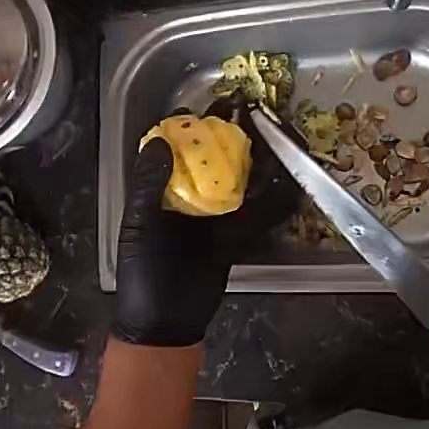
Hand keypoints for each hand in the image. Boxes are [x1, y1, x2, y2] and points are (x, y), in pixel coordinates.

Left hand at [113, 103, 298, 346]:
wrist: (165, 322)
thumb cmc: (144, 274)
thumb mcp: (140, 228)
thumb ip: (149, 186)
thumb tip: (161, 141)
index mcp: (160, 191)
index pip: (176, 150)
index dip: (192, 127)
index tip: (211, 107)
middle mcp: (188, 197)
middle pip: (211, 160)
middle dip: (230, 137)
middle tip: (252, 112)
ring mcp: (213, 216)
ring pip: (237, 180)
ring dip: (255, 160)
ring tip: (274, 136)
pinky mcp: (234, 235)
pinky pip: (255, 213)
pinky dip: (272, 199)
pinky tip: (288, 180)